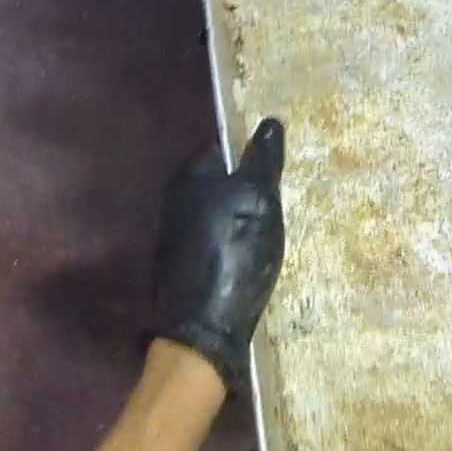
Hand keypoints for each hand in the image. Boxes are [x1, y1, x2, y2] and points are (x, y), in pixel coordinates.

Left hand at [152, 119, 285, 389]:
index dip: (252, 157)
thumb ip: (264, 159)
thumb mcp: (259, 199)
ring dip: (237, 219)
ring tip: (266, 232)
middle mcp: (176, 197)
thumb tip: (270, 121)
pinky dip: (228, 243)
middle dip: (245, 189)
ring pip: (216, 212)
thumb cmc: (235, 252)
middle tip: (277, 202)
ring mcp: (174, 234)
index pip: (226, 149)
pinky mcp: (179, 264)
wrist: (203, 330)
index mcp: (192, 174)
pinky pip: (211, 239)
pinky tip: (246, 258)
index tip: (276, 171)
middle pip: (221, 181)